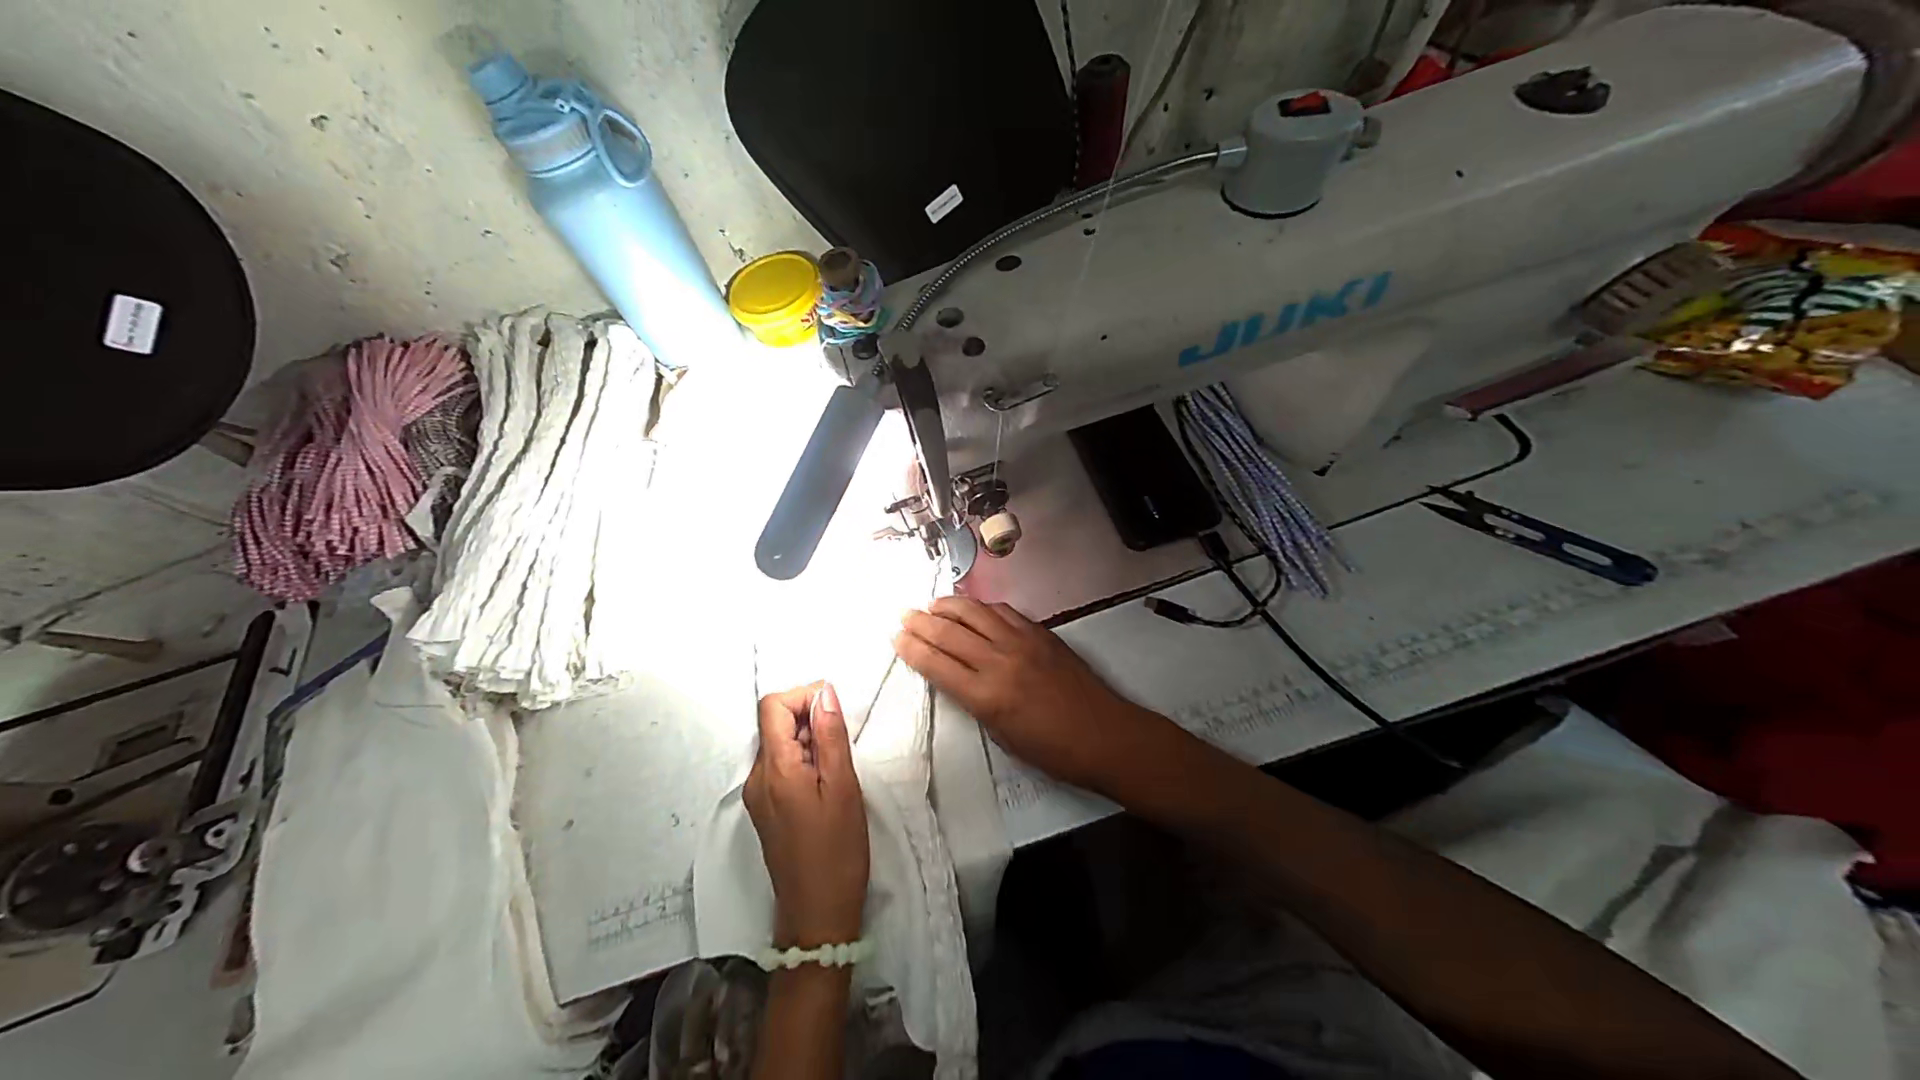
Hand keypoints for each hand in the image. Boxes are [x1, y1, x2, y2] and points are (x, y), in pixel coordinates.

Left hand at [744, 683, 868, 948]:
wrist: (818, 914)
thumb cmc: (837, 851)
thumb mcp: (843, 788)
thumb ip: (831, 736)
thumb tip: (824, 692)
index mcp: (773, 769)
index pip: (772, 705)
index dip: (804, 696)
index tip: (836, 712)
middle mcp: (756, 778)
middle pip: (774, 723)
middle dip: (809, 718)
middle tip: (843, 743)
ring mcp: (757, 795)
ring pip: (779, 744)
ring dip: (808, 740)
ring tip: (838, 766)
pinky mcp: (766, 809)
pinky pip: (780, 767)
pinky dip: (803, 761)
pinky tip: (826, 783)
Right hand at [893, 596, 1159, 792]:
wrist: (1104, 735)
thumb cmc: (1052, 749)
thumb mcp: (1002, 735)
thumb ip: (976, 702)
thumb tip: (957, 677)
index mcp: (986, 696)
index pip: (936, 664)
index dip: (912, 649)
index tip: (897, 639)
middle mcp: (999, 662)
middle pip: (949, 633)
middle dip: (921, 622)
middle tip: (904, 615)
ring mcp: (1021, 642)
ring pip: (975, 613)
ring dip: (948, 606)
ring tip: (931, 605)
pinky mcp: (1040, 633)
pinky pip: (1003, 611)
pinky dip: (982, 607)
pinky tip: (973, 609)